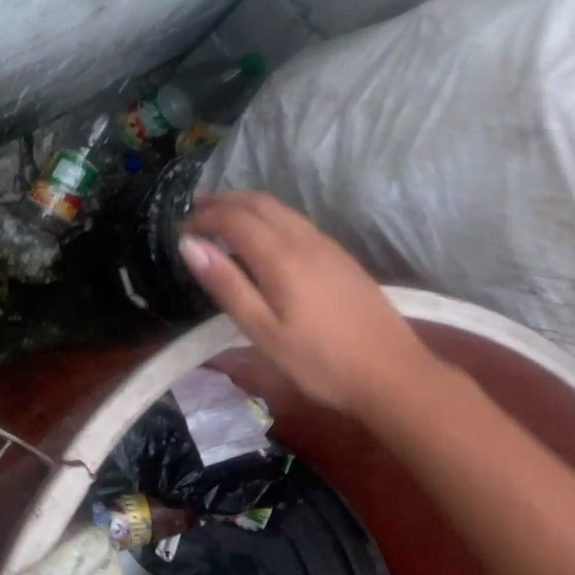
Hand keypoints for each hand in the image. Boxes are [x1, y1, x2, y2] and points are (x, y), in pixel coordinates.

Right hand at [178, 190, 436, 416]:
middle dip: (222, 200)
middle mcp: (303, 239)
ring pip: (279, 208)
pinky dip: (267, 215)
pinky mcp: (340, 256)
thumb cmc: (321, 361)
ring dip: (245, 204)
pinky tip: (261, 237)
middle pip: (257, 202)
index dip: (203, 217)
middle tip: (194, 209)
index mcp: (280, 256)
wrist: (393, 375)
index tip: (180, 229)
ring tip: (221, 216)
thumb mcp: (263, 332)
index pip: (233, 218)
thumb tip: (190, 245)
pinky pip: (295, 220)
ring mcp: (326, 245)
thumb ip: (227, 285)